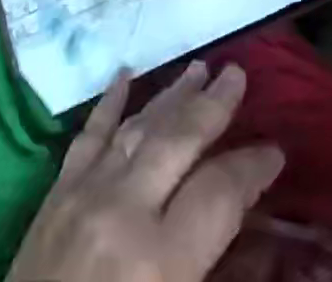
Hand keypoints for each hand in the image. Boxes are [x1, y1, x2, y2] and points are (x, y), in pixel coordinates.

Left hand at [7, 62, 284, 281]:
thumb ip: (210, 266)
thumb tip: (240, 215)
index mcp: (159, 258)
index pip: (218, 193)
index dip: (251, 169)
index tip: (275, 150)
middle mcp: (122, 209)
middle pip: (176, 141)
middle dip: (211, 105)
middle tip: (236, 73)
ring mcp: (84, 192)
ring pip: (135, 127)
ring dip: (169, 95)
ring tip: (197, 68)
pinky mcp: (57, 191)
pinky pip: (88, 134)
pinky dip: (109, 103)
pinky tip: (123, 74)